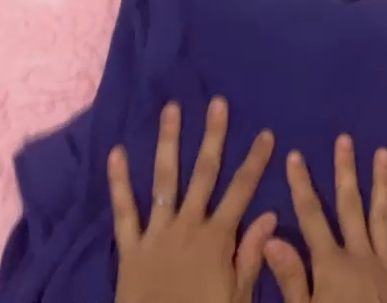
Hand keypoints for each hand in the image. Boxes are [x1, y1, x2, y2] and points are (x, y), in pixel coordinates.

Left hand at [110, 98, 278, 302]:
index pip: (242, 191)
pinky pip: (124, 212)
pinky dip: (119, 182)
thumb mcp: (238, 301)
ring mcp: (157, 234)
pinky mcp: (130, 248)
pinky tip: (116, 152)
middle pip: (204, 173)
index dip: (255, 161)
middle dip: (213, 136)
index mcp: (218, 239)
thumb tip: (269, 215)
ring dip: (169, 142)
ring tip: (172, 108)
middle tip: (217, 103)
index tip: (266, 133)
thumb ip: (252, 257)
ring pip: (165, 180)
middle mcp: (188, 226)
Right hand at [264, 135, 386, 302]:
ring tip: (384, 153)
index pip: (311, 217)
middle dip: (345, 172)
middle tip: (345, 139)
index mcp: (331, 266)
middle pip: (350, 208)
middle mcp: (360, 258)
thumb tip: (272, 236)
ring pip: (383, 220)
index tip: (295, 154)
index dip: (301, 185)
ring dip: (383, 186)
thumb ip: (291, 278)